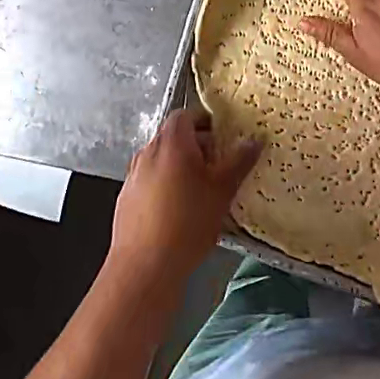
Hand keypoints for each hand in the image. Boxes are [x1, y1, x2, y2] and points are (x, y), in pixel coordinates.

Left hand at [108, 109, 261, 284]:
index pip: (186, 115)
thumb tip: (253, 140)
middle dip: (198, 146)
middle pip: (173, 137)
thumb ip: (238, 161)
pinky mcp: (127, 197)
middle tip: (221, 164)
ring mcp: (133, 175)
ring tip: (204, 189)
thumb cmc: (187, 223)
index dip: (206, 121)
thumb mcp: (222, 191)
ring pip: (162, 160)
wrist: (145, 263)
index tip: (225, 135)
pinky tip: (180, 209)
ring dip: (182, 167)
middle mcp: (147, 152)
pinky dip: (166, 185)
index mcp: (171, 143)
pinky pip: (150, 181)